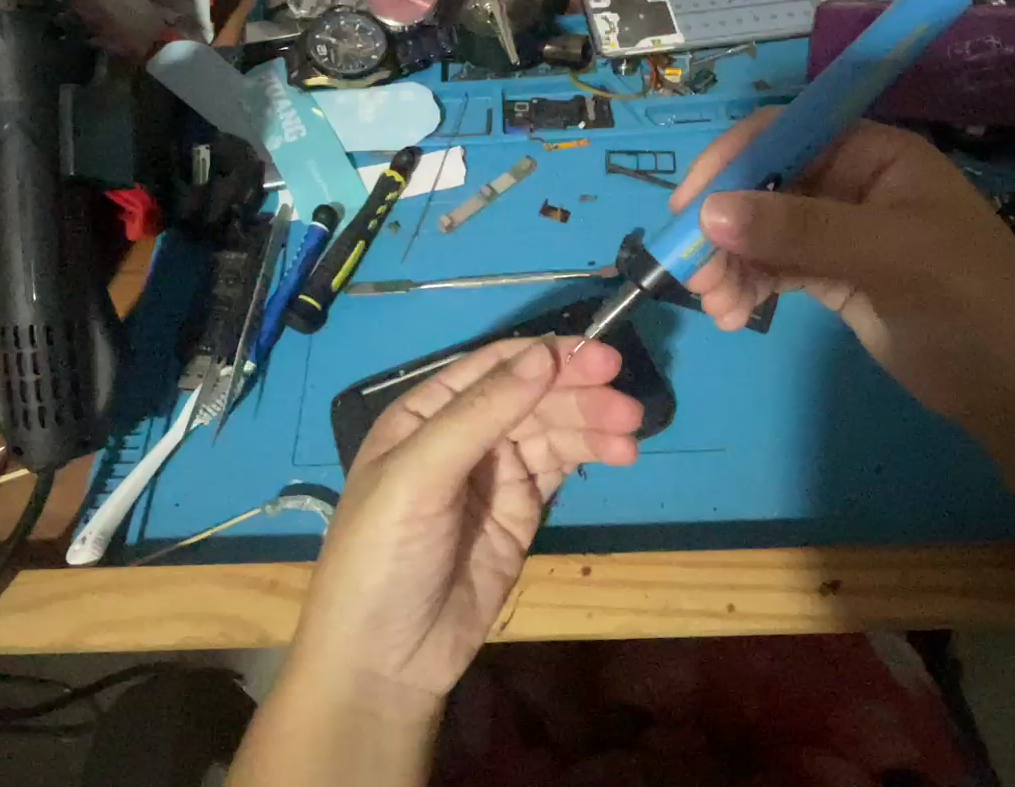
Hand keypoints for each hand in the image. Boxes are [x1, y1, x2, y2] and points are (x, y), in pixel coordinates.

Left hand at [285, 337, 643, 705]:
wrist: (386, 659)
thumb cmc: (384, 553)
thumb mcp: (420, 475)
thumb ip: (480, 412)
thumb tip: (542, 355)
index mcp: (426, 411)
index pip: (493, 367)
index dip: (545, 357)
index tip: (598, 357)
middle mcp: (463, 432)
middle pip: (531, 396)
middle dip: (578, 394)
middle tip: (626, 402)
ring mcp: (495, 470)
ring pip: (552, 429)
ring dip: (592, 424)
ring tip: (630, 431)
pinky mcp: (522, 507)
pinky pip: (560, 465)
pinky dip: (591, 454)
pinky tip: (620, 452)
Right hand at [674, 112, 1014, 424]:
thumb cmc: (969, 300)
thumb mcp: (887, 254)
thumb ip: (799, 230)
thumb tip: (709, 212)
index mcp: (872, 154)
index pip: (783, 134)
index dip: (730, 162)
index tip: (687, 207)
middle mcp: (849, 184)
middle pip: (761, 188)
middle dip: (722, 229)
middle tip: (692, 275)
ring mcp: (838, 233)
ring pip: (760, 234)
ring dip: (729, 265)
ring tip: (717, 307)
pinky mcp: (831, 276)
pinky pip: (772, 270)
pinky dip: (747, 288)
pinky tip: (733, 316)